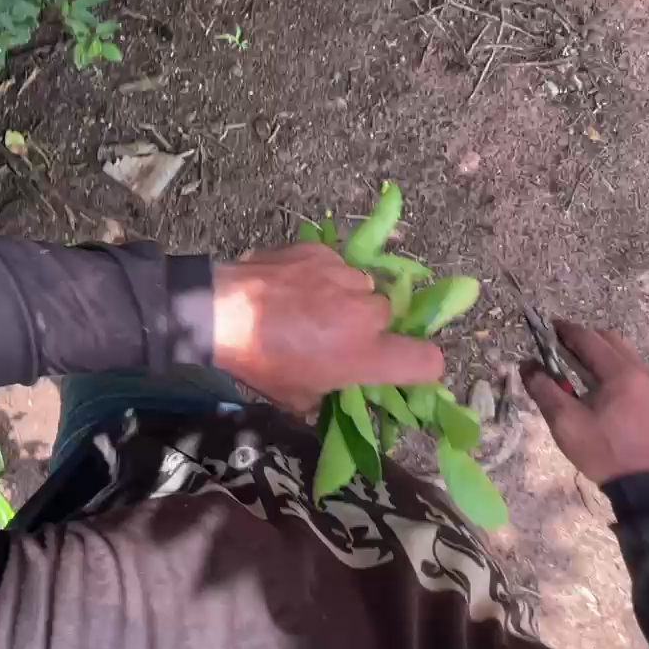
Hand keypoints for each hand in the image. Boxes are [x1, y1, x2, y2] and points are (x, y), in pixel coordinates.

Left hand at [211, 243, 442, 411]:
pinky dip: (322, 274)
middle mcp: (366, 312)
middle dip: (367, 326)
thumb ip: (331, 391)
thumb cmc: (258, 359)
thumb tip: (335, 386)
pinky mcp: (321, 251)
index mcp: (366, 355)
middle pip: (389, 317)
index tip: (398, 364)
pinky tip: (295, 283)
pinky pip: (336, 265)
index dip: (418, 365)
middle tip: (333, 333)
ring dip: (346, 297)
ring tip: (310, 305)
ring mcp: (344, 276)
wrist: (219, 310)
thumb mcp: (299, 396)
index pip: (428, 361)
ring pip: (362, 287)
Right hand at [524, 320, 648, 484]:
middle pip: (609, 341)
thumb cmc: (606, 452)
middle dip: (582, 339)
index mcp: (622, 373)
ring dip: (598, 353)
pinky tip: (596, 386)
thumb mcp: (565, 421)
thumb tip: (527, 364)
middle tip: (558, 347)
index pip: (588, 338)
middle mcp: (643, 372)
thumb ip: (543, 388)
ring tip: (574, 366)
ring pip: (623, 355)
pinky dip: (611, 368)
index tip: (546, 327)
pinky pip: (632, 371)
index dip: (564, 330)